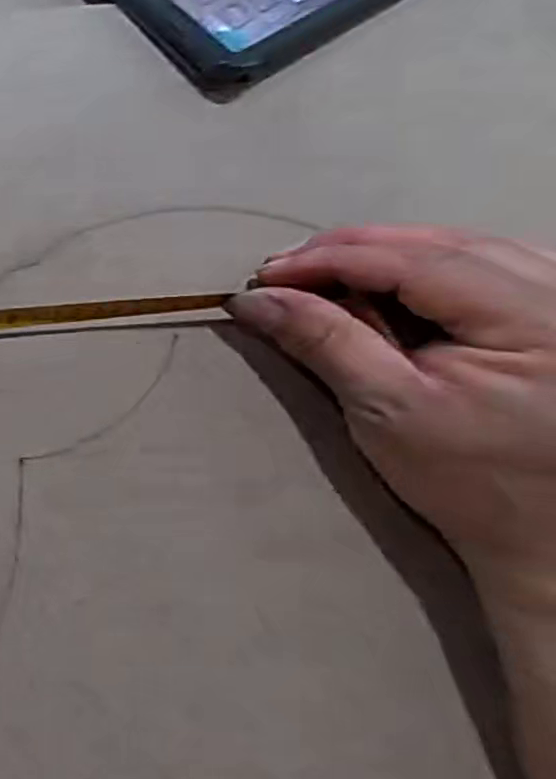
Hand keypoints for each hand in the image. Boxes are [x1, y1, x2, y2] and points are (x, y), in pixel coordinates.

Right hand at [228, 227, 555, 611]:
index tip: (262, 275)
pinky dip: (422, 269)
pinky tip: (381, 287)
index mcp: (540, 322)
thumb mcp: (386, 407)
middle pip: (449, 245)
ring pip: (472, 249)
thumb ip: (323, 341)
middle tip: (281, 270)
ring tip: (320, 275)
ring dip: (385, 254)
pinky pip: (492, 269)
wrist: (554, 533)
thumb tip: (254, 297)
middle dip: (354, 249)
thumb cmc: (471, 478)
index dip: (332, 260)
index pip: (419, 263)